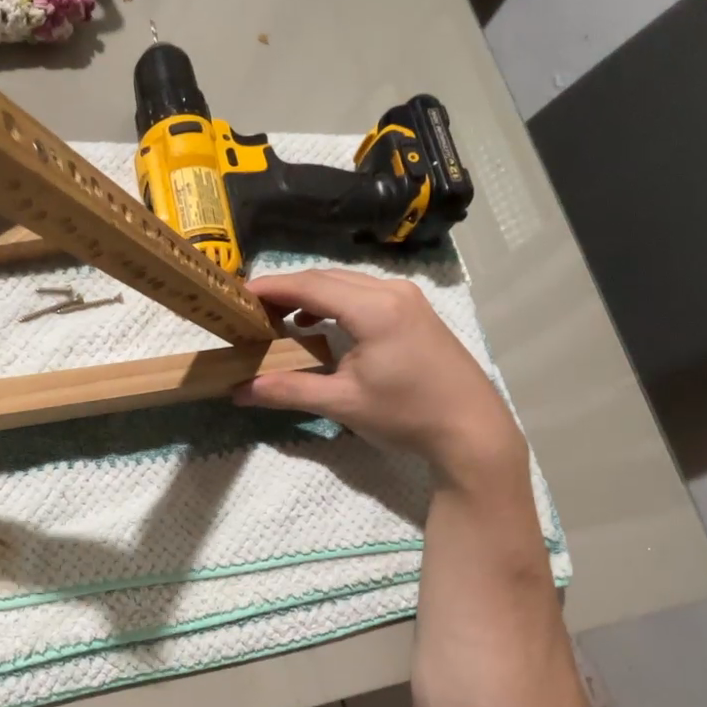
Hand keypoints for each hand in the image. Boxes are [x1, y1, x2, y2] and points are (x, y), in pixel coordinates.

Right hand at [235, 269, 526, 487]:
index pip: (310, 286)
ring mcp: (407, 299)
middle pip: (326, 278)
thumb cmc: (406, 414)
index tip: (236, 295)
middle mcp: (391, 292)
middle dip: (286, 290)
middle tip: (250, 309)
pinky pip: (363, 293)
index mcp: (373, 309)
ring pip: (346, 283)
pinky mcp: (414, 311)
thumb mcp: (342, 403)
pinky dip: (333, 303)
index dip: (270, 288)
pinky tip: (317, 325)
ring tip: (277, 317)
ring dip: (310, 295)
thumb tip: (238, 391)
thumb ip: (288, 391)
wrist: (471, 428)